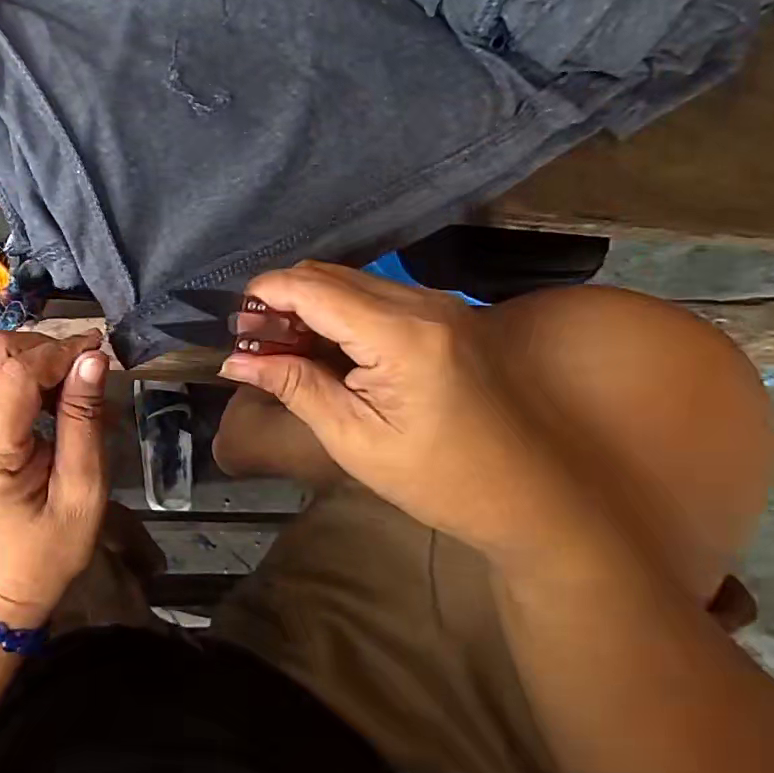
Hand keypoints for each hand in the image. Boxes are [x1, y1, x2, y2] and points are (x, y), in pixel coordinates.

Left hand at [0, 330, 110, 626]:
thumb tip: (93, 359)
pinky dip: (27, 371)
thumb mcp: (84, 488)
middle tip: (87, 365)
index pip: (15, 374)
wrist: (9, 571)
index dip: (58, 352)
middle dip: (44, 348)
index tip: (97, 349)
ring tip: (75, 379)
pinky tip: (55, 392)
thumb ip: (83, 419)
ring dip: (37, 356)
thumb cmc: (53, 542)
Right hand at [220, 262, 605, 568]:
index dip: (264, 296)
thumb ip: (294, 387)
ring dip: (307, 303)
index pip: (312, 288)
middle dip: (280, 299)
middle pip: (327, 274)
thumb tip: (236, 361)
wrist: (538, 497)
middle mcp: (422, 303)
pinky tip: (324, 346)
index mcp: (401, 335)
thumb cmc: (442, 480)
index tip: (235, 326)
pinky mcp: (444, 314)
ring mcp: (438, 304)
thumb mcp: (355, 440)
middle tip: (254, 343)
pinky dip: (336, 309)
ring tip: (283, 348)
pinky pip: (373, 293)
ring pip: (348, 279)